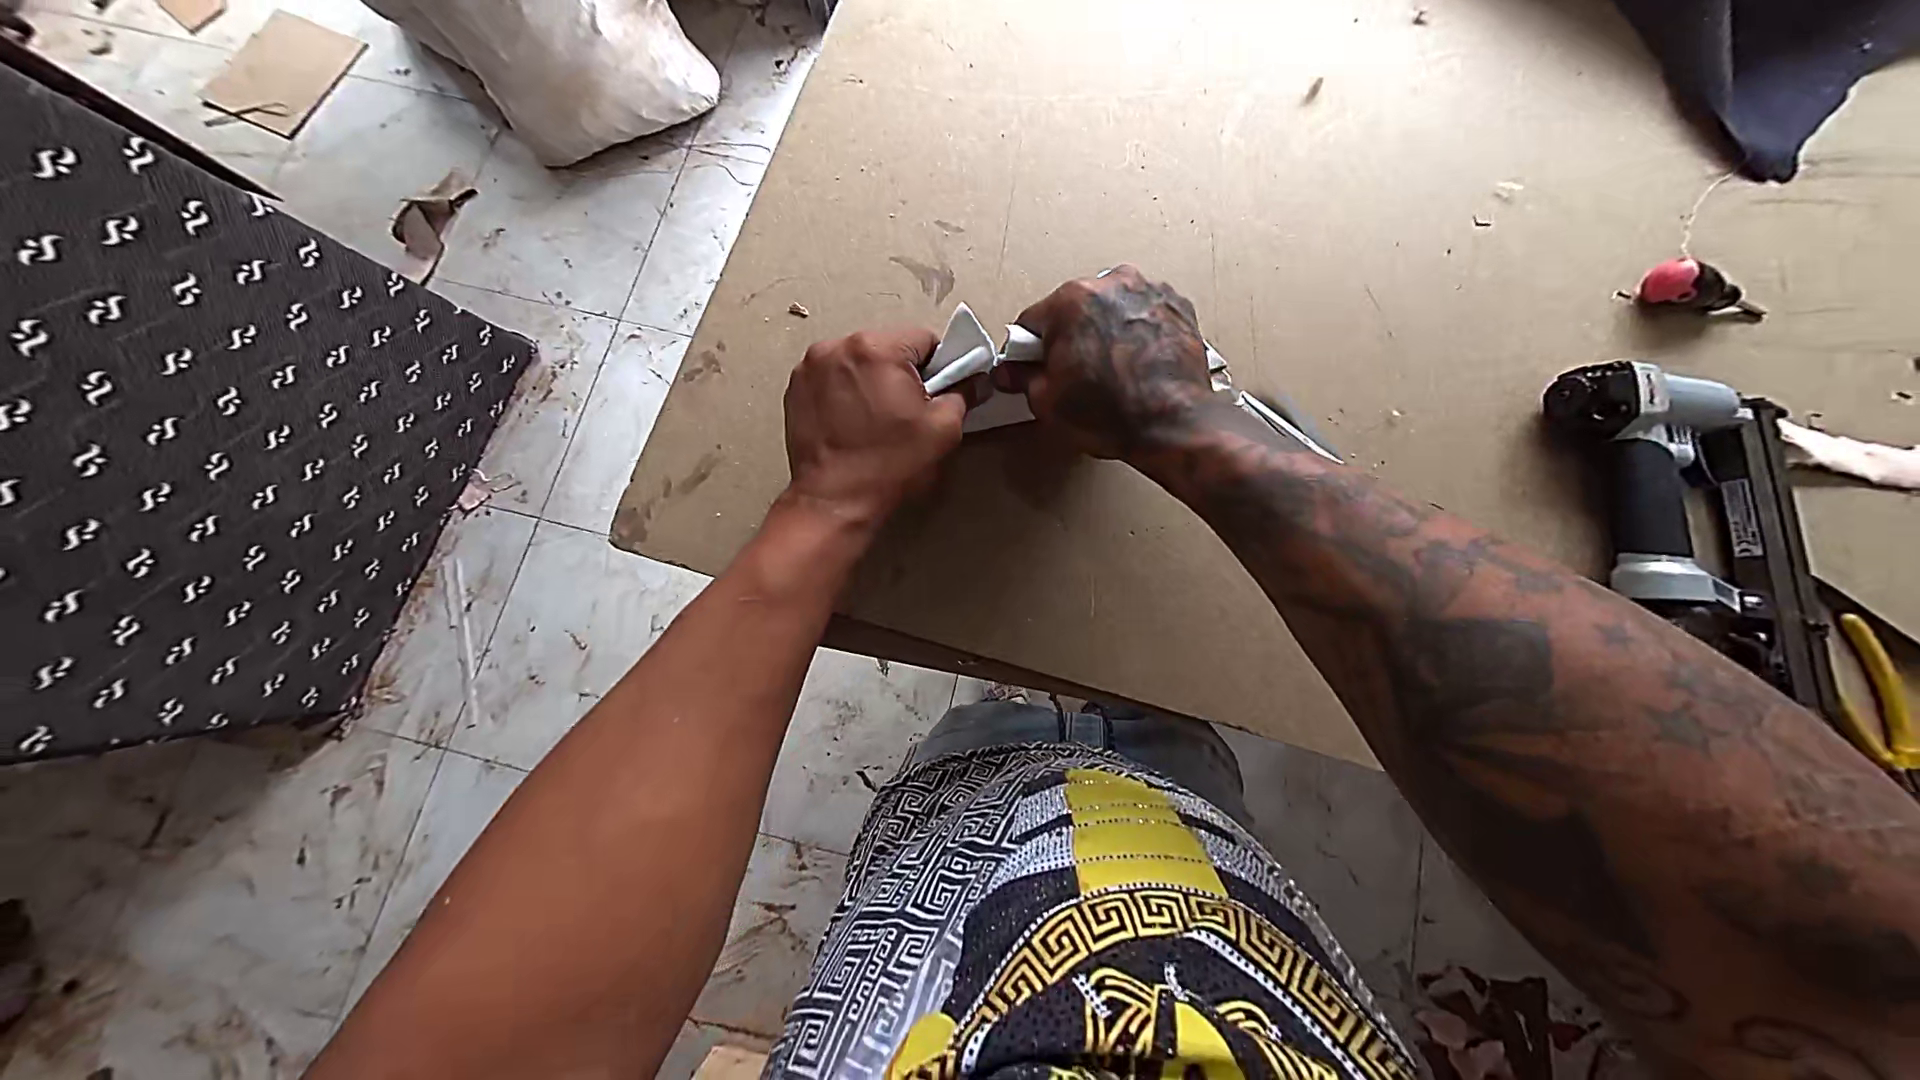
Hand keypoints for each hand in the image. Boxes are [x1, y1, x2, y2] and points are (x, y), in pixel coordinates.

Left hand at [783, 326, 967, 525]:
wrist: (835, 502)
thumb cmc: (889, 466)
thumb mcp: (943, 430)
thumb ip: (963, 393)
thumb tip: (974, 379)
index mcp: (876, 348)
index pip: (924, 339)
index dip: (938, 367)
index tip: (936, 394)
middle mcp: (837, 346)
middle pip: (888, 347)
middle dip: (902, 373)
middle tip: (906, 413)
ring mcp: (810, 367)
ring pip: (859, 361)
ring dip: (872, 380)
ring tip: (876, 420)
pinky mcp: (795, 388)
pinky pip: (833, 377)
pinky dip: (846, 392)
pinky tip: (852, 423)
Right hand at [998, 265, 1215, 459]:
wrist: (1174, 426)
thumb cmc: (1119, 414)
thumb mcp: (1047, 402)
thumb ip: (1023, 378)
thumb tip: (1014, 371)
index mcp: (1071, 300)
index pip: (1031, 321)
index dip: (1027, 351)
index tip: (1033, 366)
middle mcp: (1111, 285)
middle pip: (1072, 310)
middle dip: (1069, 339)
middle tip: (1073, 376)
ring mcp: (1147, 292)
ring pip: (1109, 310)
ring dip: (1103, 333)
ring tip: (1108, 373)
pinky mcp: (1176, 306)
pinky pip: (1141, 316)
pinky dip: (1135, 334)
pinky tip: (1133, 365)